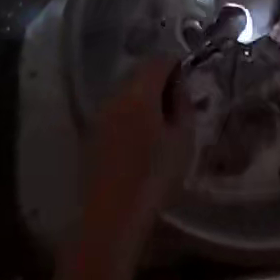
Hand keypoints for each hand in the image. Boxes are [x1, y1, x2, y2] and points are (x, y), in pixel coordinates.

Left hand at [81, 55, 194, 243]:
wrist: (111, 218)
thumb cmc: (153, 179)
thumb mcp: (182, 141)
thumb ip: (183, 106)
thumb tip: (179, 86)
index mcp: (138, 92)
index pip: (158, 60)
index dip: (175, 64)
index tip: (188, 78)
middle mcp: (114, 95)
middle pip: (139, 72)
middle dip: (158, 79)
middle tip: (177, 100)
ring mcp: (99, 113)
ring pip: (125, 91)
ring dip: (143, 96)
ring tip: (161, 121)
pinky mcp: (91, 132)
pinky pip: (115, 110)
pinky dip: (129, 112)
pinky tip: (140, 137)